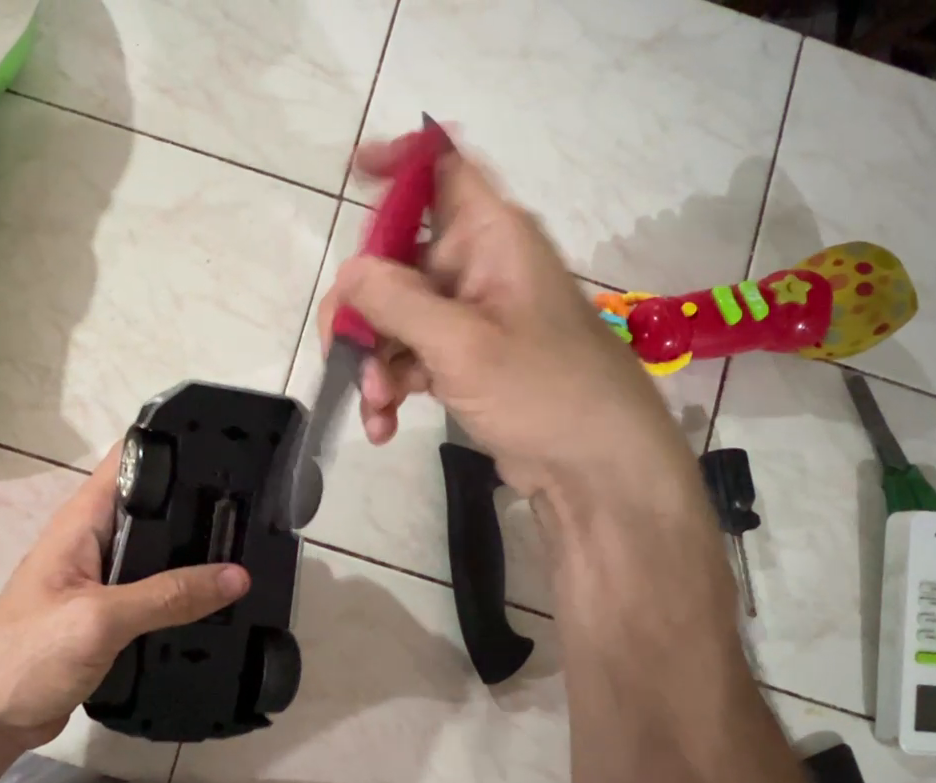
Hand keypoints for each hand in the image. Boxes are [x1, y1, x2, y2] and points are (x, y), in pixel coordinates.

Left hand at [0, 449, 250, 753]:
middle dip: (198, 505)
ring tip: (254, 552)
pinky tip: (219, 604)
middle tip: (259, 508)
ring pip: (155, 556)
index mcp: (80, 523)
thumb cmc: (28, 655)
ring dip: (193, 557)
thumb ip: (167, 596)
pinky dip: (180, 597)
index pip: (128, 462)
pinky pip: (151, 596)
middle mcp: (91, 544)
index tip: (229, 448)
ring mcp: (98, 583)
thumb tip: (237, 575)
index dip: (174, 447)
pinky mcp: (106, 620)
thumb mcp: (100, 620)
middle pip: (151, 509)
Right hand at [320, 138, 696, 507]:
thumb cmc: (542, 390)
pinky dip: (390, 390)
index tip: (352, 176)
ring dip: (373, 364)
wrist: (594, 467)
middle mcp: (478, 268)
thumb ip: (397, 302)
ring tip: (377, 407)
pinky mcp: (464, 362)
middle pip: (396, 262)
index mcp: (492, 238)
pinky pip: (408, 360)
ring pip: (394, 320)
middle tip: (342, 353)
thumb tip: (347, 273)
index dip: (400, 161)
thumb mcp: (461, 344)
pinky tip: (383, 426)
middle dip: (363, 313)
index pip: (444, 170)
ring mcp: (470, 318)